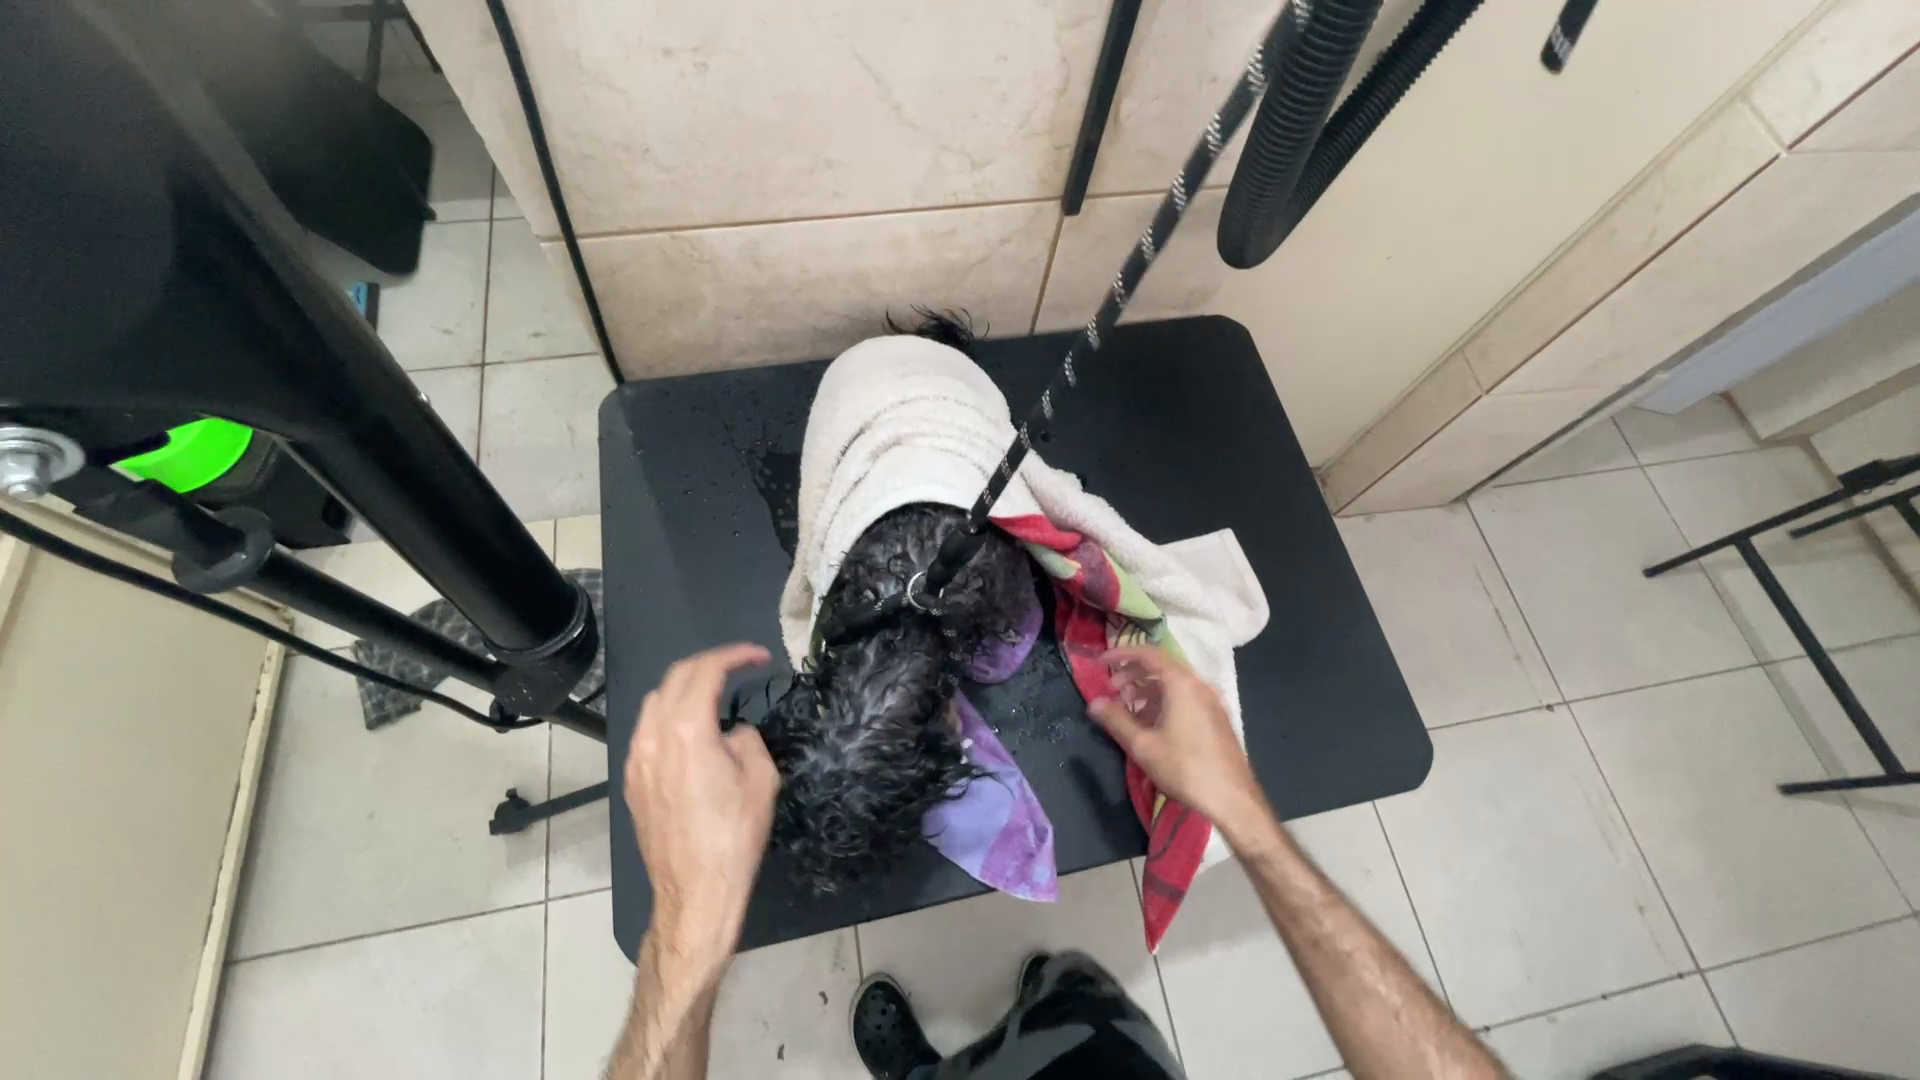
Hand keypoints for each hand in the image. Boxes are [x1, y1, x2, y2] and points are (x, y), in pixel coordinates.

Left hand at [625, 644, 777, 965]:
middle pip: (675, 677)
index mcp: (689, 730)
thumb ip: (746, 739)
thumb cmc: (735, 834)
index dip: (736, 655)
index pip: (707, 670)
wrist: (696, 891)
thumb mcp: (761, 778)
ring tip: (716, 694)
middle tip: (741, 666)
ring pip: (655, 702)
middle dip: (710, 663)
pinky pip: (647, 731)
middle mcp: (654, 736)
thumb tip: (729, 735)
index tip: (760, 657)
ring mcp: (637, 759)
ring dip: (686, 688)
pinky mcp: (632, 780)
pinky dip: (670, 715)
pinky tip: (692, 732)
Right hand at [1088, 645, 1277, 849]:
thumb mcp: (1143, 745)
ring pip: (1174, 683)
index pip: (1149, 654)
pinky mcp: (1216, 717)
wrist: (1232, 799)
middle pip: (1162, 666)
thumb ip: (1116, 719)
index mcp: (1182, 684)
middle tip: (1112, 689)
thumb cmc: (1184, 768)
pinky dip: (1164, 700)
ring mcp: (1211, 701)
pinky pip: (1186, 696)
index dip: (1122, 653)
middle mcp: (1199, 685)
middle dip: (1133, 673)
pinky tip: (1152, 723)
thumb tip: (1094, 702)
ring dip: (1148, 688)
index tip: (1101, 662)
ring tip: (1128, 708)